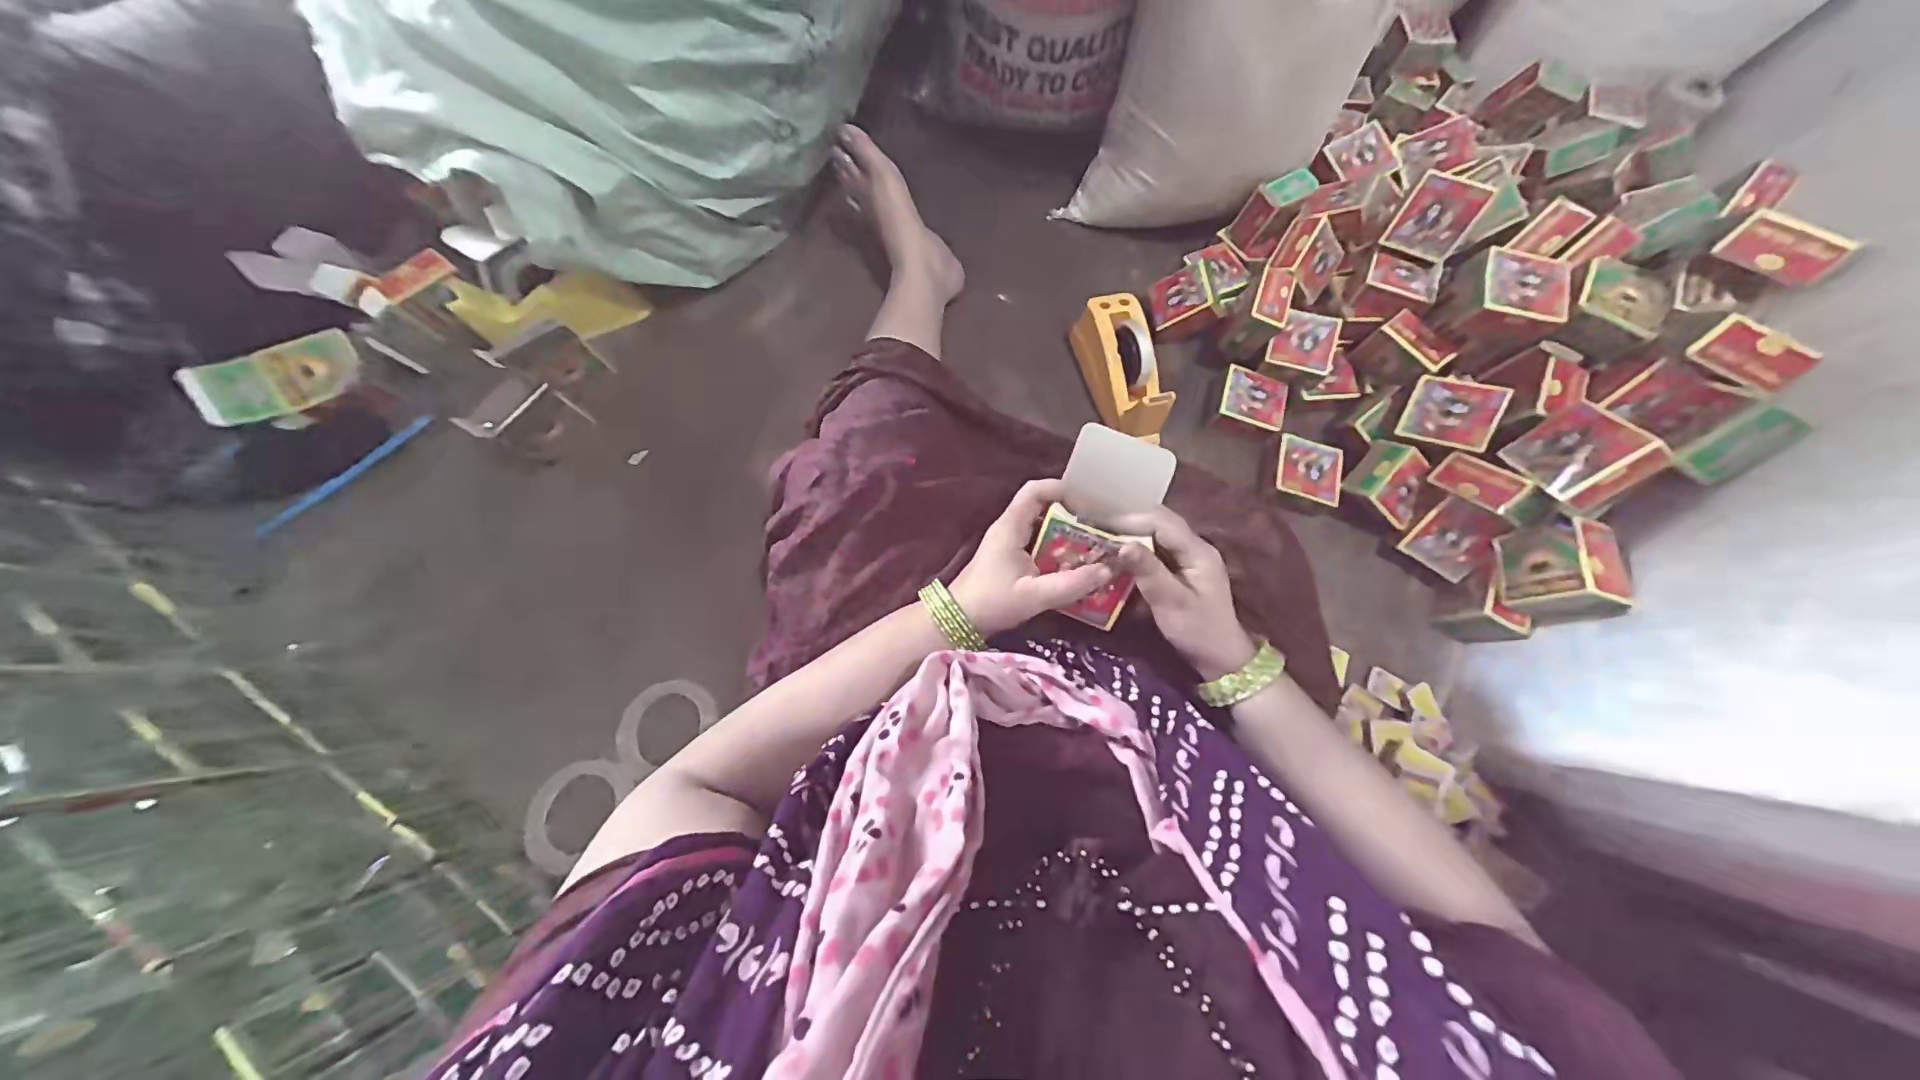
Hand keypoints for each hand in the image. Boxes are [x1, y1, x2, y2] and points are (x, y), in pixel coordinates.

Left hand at [949, 479, 1112, 636]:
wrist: (958, 621)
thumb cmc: (991, 603)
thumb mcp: (1035, 596)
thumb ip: (1072, 584)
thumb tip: (1108, 570)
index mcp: (1010, 527)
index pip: (1035, 490)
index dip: (1062, 489)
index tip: (1088, 505)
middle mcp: (1009, 528)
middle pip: (1042, 506)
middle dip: (1072, 514)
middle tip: (1098, 529)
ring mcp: (1008, 542)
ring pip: (1042, 526)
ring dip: (1066, 534)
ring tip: (1093, 546)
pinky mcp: (1010, 558)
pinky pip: (1038, 543)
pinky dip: (1057, 548)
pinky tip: (1074, 565)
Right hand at [1110, 506, 1258, 680]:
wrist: (1221, 657)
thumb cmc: (1197, 631)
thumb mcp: (1170, 602)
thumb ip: (1148, 571)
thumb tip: (1122, 544)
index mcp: (1198, 551)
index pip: (1161, 521)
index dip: (1128, 520)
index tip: (1098, 526)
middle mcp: (1196, 546)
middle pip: (1159, 521)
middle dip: (1127, 523)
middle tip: (1095, 529)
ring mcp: (1191, 556)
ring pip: (1157, 532)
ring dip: (1130, 532)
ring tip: (1102, 538)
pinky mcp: (1183, 567)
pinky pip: (1158, 546)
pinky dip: (1137, 546)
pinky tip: (1119, 553)